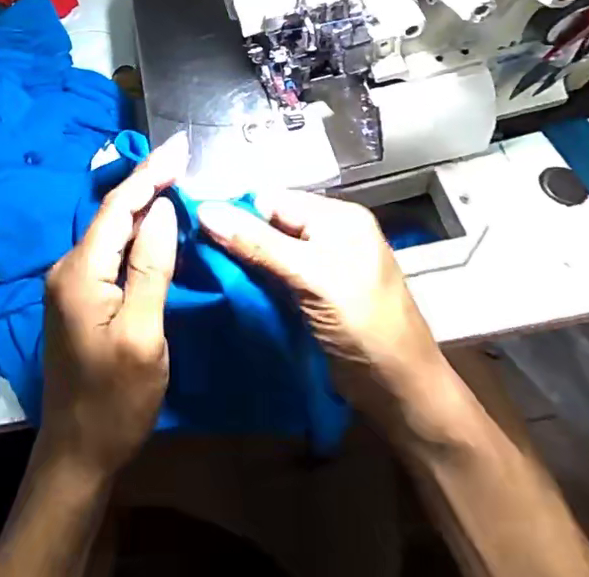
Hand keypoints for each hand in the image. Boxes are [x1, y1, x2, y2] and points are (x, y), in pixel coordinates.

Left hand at [38, 133, 187, 476]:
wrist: (78, 454)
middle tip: (184, 154)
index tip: (181, 145)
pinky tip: (159, 221)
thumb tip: (164, 209)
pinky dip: (138, 228)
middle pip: (114, 212)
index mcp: (80, 272)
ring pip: (113, 229)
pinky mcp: (81, 297)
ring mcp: (71, 283)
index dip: (151, 172)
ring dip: (145, 201)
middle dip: (149, 179)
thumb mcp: (143, 334)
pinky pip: (112, 249)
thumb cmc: (116, 398)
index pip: (120, 207)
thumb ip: (151, 266)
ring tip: (177, 175)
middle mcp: (68, 269)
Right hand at [195, 190, 452, 428]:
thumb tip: (206, 211)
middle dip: (235, 236)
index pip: (275, 200)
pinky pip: (275, 278)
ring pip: (269, 253)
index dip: (236, 211)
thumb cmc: (364, 325)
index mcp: (338, 217)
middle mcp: (330, 235)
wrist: (398, 388)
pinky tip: (223, 289)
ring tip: (198, 270)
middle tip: (190, 252)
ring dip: (240, 261)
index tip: (192, 226)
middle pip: (271, 224)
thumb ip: (260, 244)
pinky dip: (252, 282)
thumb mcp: (312, 277)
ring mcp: (322, 267)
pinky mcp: (312, 297)